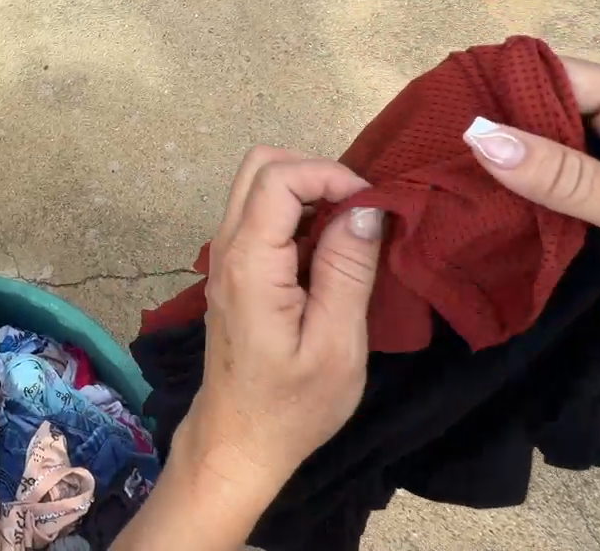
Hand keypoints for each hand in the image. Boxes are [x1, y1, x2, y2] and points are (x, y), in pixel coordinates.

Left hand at [189, 147, 386, 481]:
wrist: (240, 434)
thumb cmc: (292, 403)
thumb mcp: (337, 346)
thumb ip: (347, 271)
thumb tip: (366, 209)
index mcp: (250, 261)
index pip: (277, 178)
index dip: (328, 174)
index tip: (374, 205)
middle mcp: (227, 245)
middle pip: (258, 166)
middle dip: (314, 171)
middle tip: (362, 209)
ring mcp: (225, 252)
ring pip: (255, 184)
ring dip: (305, 189)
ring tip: (352, 228)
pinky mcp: (233, 264)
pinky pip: (258, 212)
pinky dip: (295, 210)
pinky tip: (329, 245)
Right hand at [463, 56, 599, 417]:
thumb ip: (568, 179)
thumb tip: (476, 134)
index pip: (552, 73)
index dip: (491, 88)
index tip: (430, 116)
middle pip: (550, 101)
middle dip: (493, 124)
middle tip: (430, 153)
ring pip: (561, 137)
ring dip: (515, 156)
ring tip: (453, 176)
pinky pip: (579, 166)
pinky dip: (541, 180)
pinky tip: (505, 199)